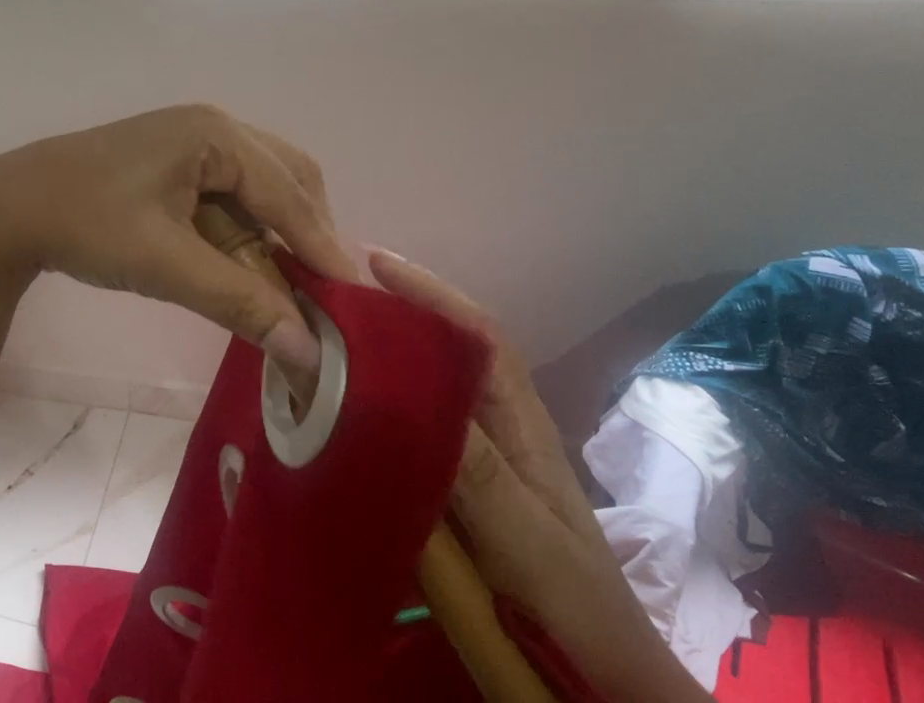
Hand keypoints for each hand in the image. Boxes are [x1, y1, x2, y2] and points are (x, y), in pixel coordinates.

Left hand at [0, 104, 358, 370]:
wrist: (10, 208)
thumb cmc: (87, 225)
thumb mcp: (165, 265)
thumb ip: (239, 302)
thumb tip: (306, 349)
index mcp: (215, 134)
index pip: (290, 193)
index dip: (323, 248)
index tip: (354, 299)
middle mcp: (212, 128)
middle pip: (286, 181)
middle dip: (304, 236)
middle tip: (319, 290)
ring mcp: (190, 143)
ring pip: (259, 190)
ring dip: (274, 238)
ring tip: (286, 288)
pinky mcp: (173, 165)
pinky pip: (229, 197)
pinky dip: (244, 234)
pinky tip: (244, 269)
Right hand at [366, 250, 711, 702]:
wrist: (599, 668)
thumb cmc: (569, 596)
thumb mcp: (523, 532)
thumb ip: (472, 468)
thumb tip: (403, 391)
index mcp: (519, 423)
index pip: (477, 336)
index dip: (428, 291)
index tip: (372, 262)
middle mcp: (496, 430)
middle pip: (444, 353)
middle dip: (393, 315)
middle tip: (329, 297)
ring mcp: (477, 462)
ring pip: (422, 392)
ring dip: (378, 359)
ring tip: (323, 341)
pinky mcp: (456, 494)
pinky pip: (410, 435)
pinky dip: (374, 411)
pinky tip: (340, 414)